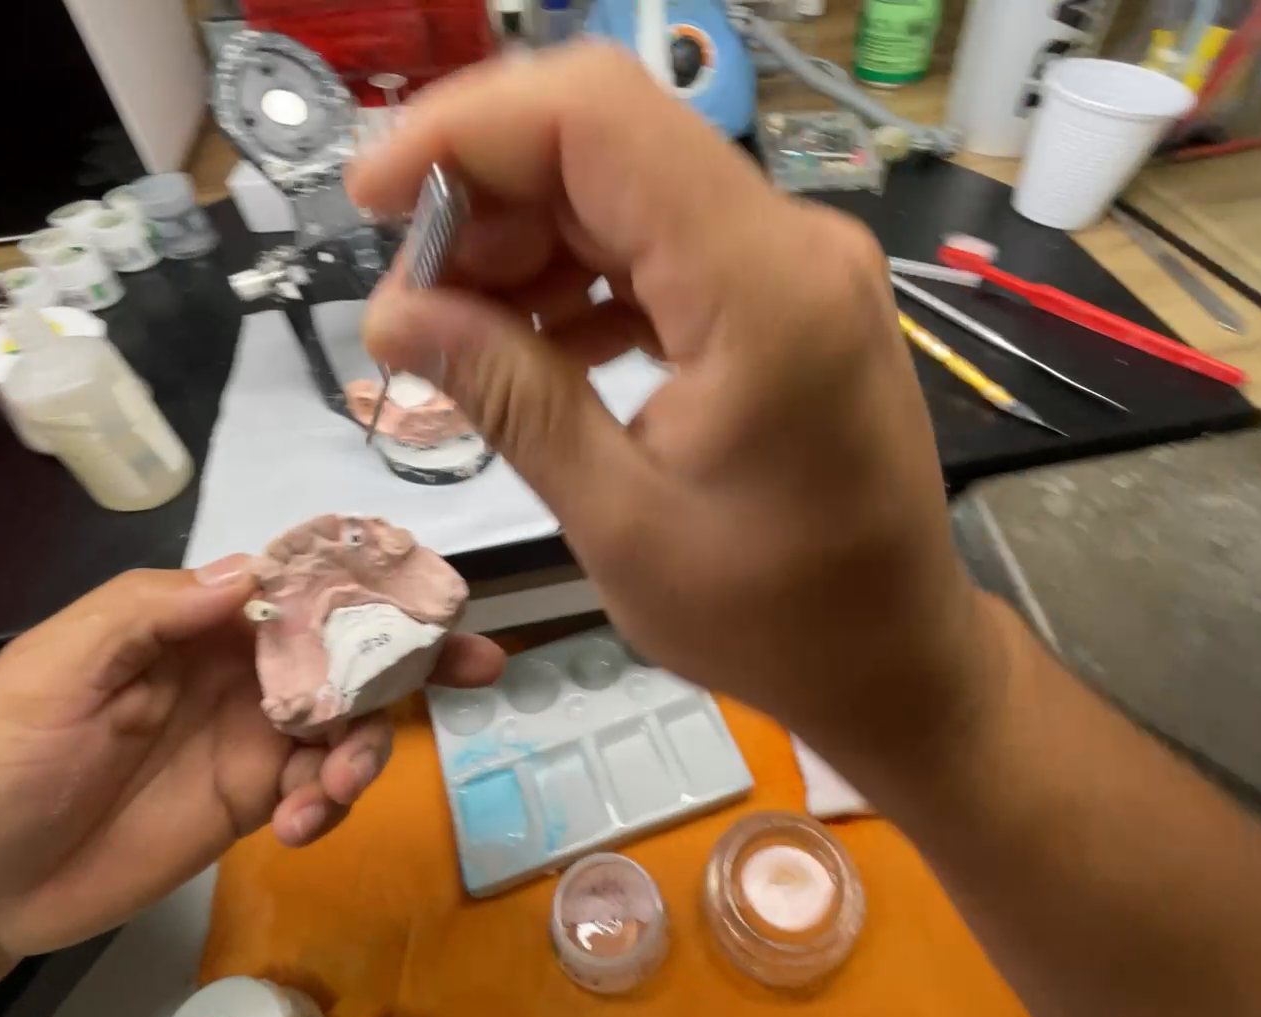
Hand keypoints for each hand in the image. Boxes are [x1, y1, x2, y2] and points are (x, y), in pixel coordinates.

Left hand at [0, 561, 503, 957]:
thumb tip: (254, 572)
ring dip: (366, 749)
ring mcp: (261, 736)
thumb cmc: (5, 755)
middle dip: (417, 656)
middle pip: (352, 651)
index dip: (369, 584)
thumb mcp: (59, 667)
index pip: (305, 588)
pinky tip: (298, 825)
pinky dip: (329, 802)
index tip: (429, 591)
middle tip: (481, 662)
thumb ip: (152, 611)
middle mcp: (250, 671)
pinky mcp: (261, 795)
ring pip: (352, 723)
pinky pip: (324, 786)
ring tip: (334, 786)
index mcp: (209, 624)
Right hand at [351, 47, 996, 765]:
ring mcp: (798, 269)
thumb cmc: (769, 617)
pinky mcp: (789, 302)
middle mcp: (793, 246)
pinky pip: (666, 253)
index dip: (463, 135)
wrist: (889, 651)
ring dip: (530, 250)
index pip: (592, 120)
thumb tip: (393, 316)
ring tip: (465, 339)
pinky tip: (543, 349)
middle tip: (414, 308)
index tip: (371, 201)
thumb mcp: (619, 521)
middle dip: (485, 207)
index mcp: (761, 291)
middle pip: (605, 150)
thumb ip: (509, 398)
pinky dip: (589, 283)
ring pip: (628, 197)